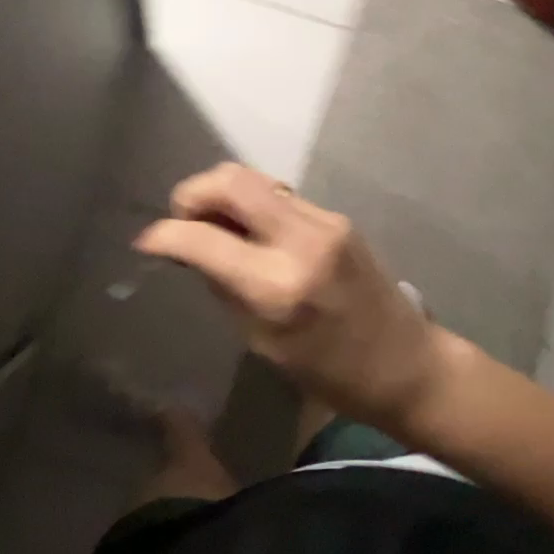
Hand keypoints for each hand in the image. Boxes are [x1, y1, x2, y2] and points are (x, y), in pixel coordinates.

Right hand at [135, 163, 447, 430]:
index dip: (165, 234)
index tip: (147, 241)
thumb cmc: (331, 373)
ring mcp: (324, 222)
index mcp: (277, 288)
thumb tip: (191, 251)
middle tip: (182, 219)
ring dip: (222, 194)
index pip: (204, 240)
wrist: (406, 365)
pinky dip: (252, 204)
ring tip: (213, 225)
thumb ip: (225, 288)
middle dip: (193, 193)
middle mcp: (300, 242)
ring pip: (255, 180)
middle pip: (231, 181)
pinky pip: (279, 195)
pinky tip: (250, 231)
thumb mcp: (264, 344)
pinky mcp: (337, 217)